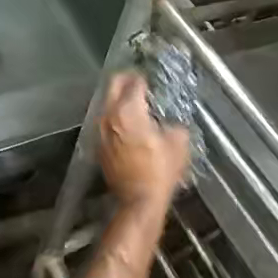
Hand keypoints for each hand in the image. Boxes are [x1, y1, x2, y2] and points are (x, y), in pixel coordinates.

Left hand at [97, 71, 190, 210]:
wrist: (138, 200)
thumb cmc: (160, 171)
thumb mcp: (178, 143)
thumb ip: (173, 124)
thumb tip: (169, 122)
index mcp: (128, 110)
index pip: (134, 82)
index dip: (145, 78)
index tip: (152, 80)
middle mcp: (109, 116)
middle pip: (112, 85)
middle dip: (126, 80)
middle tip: (140, 83)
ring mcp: (100, 130)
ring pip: (106, 103)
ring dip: (119, 99)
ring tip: (136, 105)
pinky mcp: (98, 144)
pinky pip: (106, 121)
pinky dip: (116, 117)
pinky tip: (129, 125)